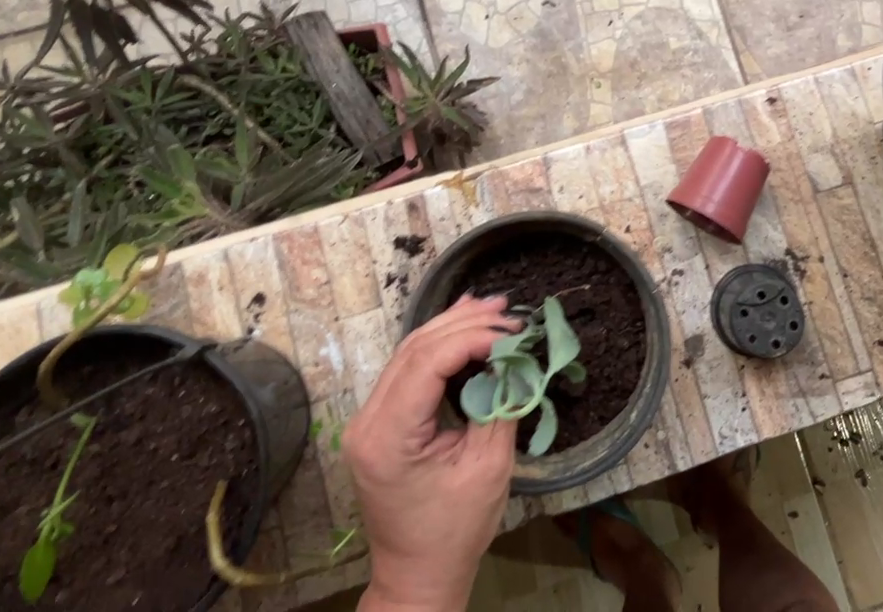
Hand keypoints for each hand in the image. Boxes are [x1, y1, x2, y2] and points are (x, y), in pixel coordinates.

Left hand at [345, 294, 520, 611]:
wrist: (419, 574)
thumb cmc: (456, 530)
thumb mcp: (489, 467)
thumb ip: (500, 406)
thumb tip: (515, 360)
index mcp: (388, 437)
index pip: (427, 363)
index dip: (471, 339)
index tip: (512, 335)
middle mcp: (367, 421)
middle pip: (414, 349)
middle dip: (463, 324)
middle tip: (507, 311)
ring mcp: (368, 420)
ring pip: (408, 352)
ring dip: (451, 327)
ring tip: (492, 308)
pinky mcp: (379, 421)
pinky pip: (407, 370)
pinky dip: (439, 346)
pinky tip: (464, 326)